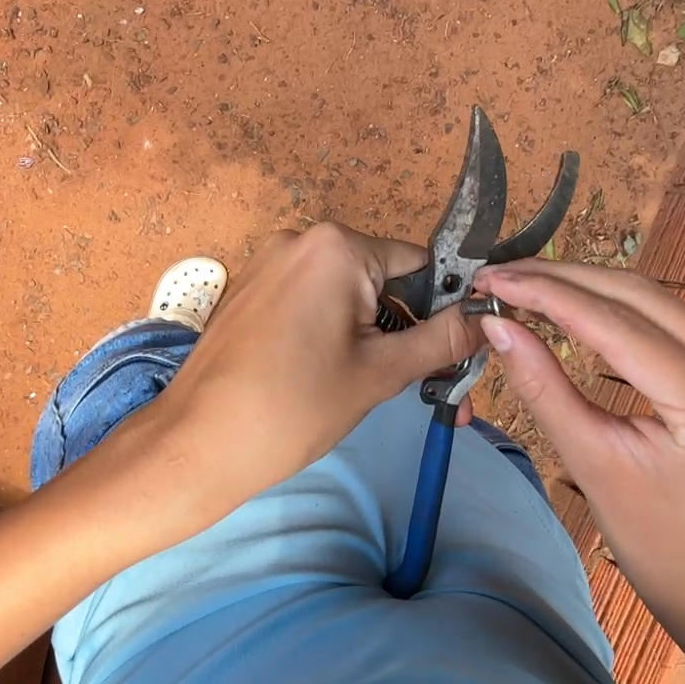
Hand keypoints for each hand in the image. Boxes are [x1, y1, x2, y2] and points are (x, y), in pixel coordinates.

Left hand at [112, 223, 483, 519]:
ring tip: (386, 390)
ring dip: (374, 336)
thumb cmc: (293, 406)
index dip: (444, 308)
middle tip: (431, 388)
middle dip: (408, 329)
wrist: (196, 443)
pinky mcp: (252, 291)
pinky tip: (338, 377)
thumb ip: (441, 340)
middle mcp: (301, 240)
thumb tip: (488, 318)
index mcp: (336, 246)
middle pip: (381, 279)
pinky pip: (311, 303)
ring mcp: (270, 264)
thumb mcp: (380, 373)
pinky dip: (334, 333)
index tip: (458, 353)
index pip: (418, 263)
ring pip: (346, 295)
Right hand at [474, 262, 684, 683]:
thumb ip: (543, 387)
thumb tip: (496, 323)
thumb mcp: (591, 466)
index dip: (551, 295)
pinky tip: (577, 306)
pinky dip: (618, 311)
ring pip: (661, 305)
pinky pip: (676, 326)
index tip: (495, 278)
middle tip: (503, 274)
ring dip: (590, 289)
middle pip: (646, 301)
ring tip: (529, 284)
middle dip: (566, 280)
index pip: (623, 329)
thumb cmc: (658, 547)